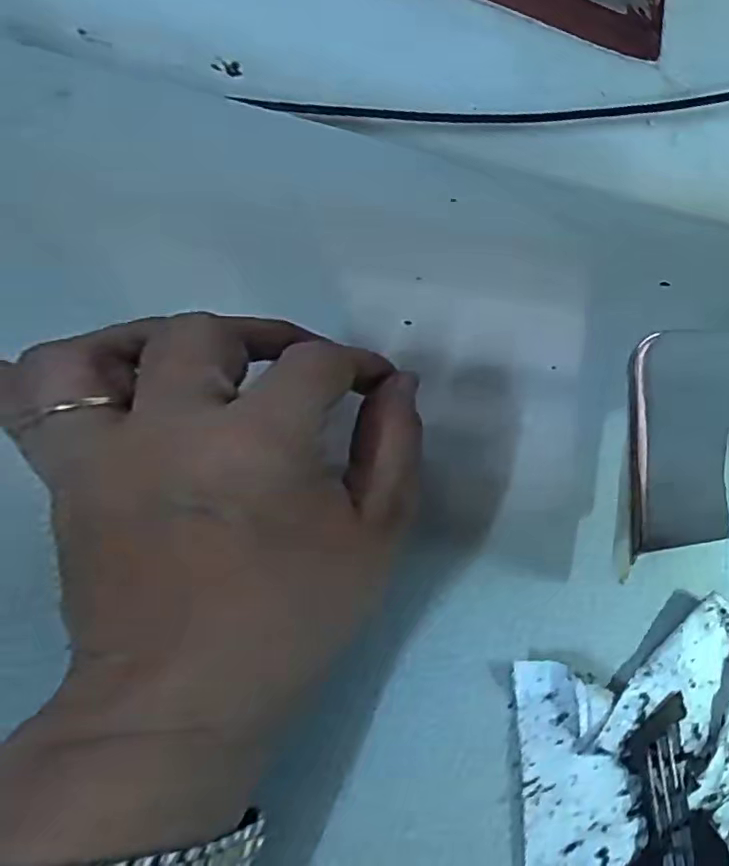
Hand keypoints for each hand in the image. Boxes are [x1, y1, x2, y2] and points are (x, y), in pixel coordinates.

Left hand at [0, 314, 420, 862]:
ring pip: (87, 354)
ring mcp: (97, 458)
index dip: (359, 363)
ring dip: (155, 341)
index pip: (315, 363)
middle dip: (272, 337)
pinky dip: (82, 378)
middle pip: (203, 336)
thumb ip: (395, 441)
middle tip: (308, 369)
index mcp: (259, 444)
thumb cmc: (305, 603)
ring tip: (208, 363)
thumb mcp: (382, 522)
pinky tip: (141, 394)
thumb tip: (395, 383)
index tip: (379, 386)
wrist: (184, 689)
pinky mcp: (62, 483)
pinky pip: (34, 402)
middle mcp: (167, 434)